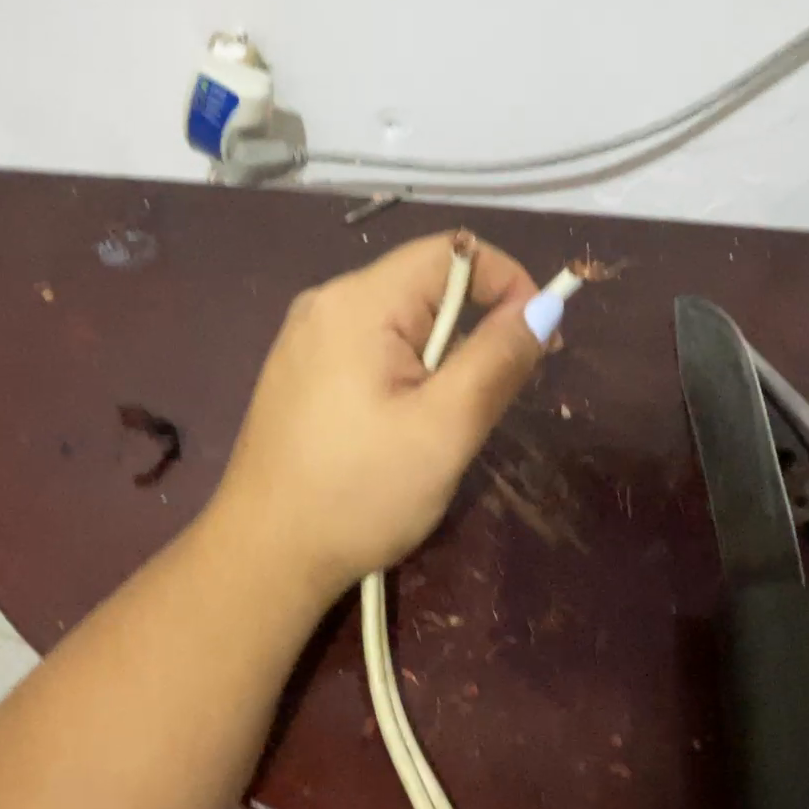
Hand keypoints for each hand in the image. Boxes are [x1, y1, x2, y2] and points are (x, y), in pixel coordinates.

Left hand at [207, 231, 545, 595]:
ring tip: (439, 426)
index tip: (539, 340)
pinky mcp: (298, 373)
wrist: (264, 555)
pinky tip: (397, 430)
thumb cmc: (358, 495)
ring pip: (399, 323)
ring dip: (440, 360)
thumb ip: (498, 359)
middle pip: (424, 287)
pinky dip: (403, 375)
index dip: (507, 281)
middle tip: (486, 401)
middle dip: (473, 330)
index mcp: (358, 302)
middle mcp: (325, 304)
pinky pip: (369, 351)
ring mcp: (305, 339)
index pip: (452, 252)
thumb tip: (544, 305)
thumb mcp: (445, 429)